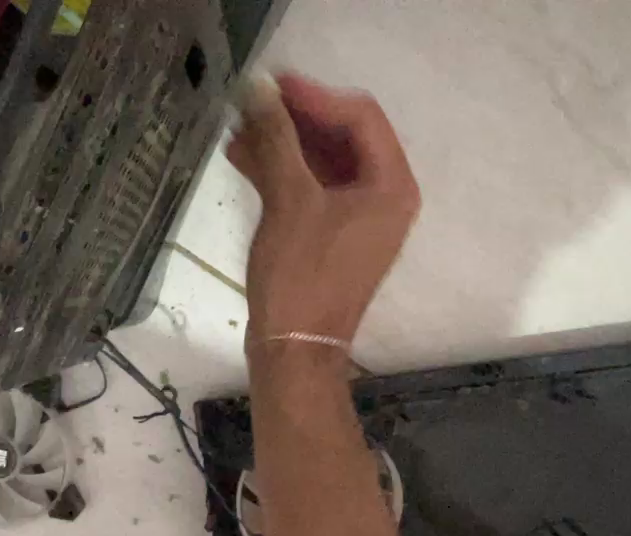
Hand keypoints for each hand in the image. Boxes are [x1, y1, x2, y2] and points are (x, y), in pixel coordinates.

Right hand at [226, 73, 421, 347]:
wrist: (294, 353)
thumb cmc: (300, 280)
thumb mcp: (289, 203)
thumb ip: (277, 140)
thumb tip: (260, 92)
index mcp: (391, 187)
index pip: (359, 117)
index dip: (313, 97)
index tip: (270, 87)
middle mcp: (385, 200)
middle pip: (342, 139)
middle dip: (295, 122)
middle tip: (252, 108)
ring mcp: (360, 222)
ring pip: (323, 167)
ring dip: (283, 148)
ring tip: (238, 135)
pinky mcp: (334, 240)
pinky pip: (313, 194)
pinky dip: (283, 177)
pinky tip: (246, 163)